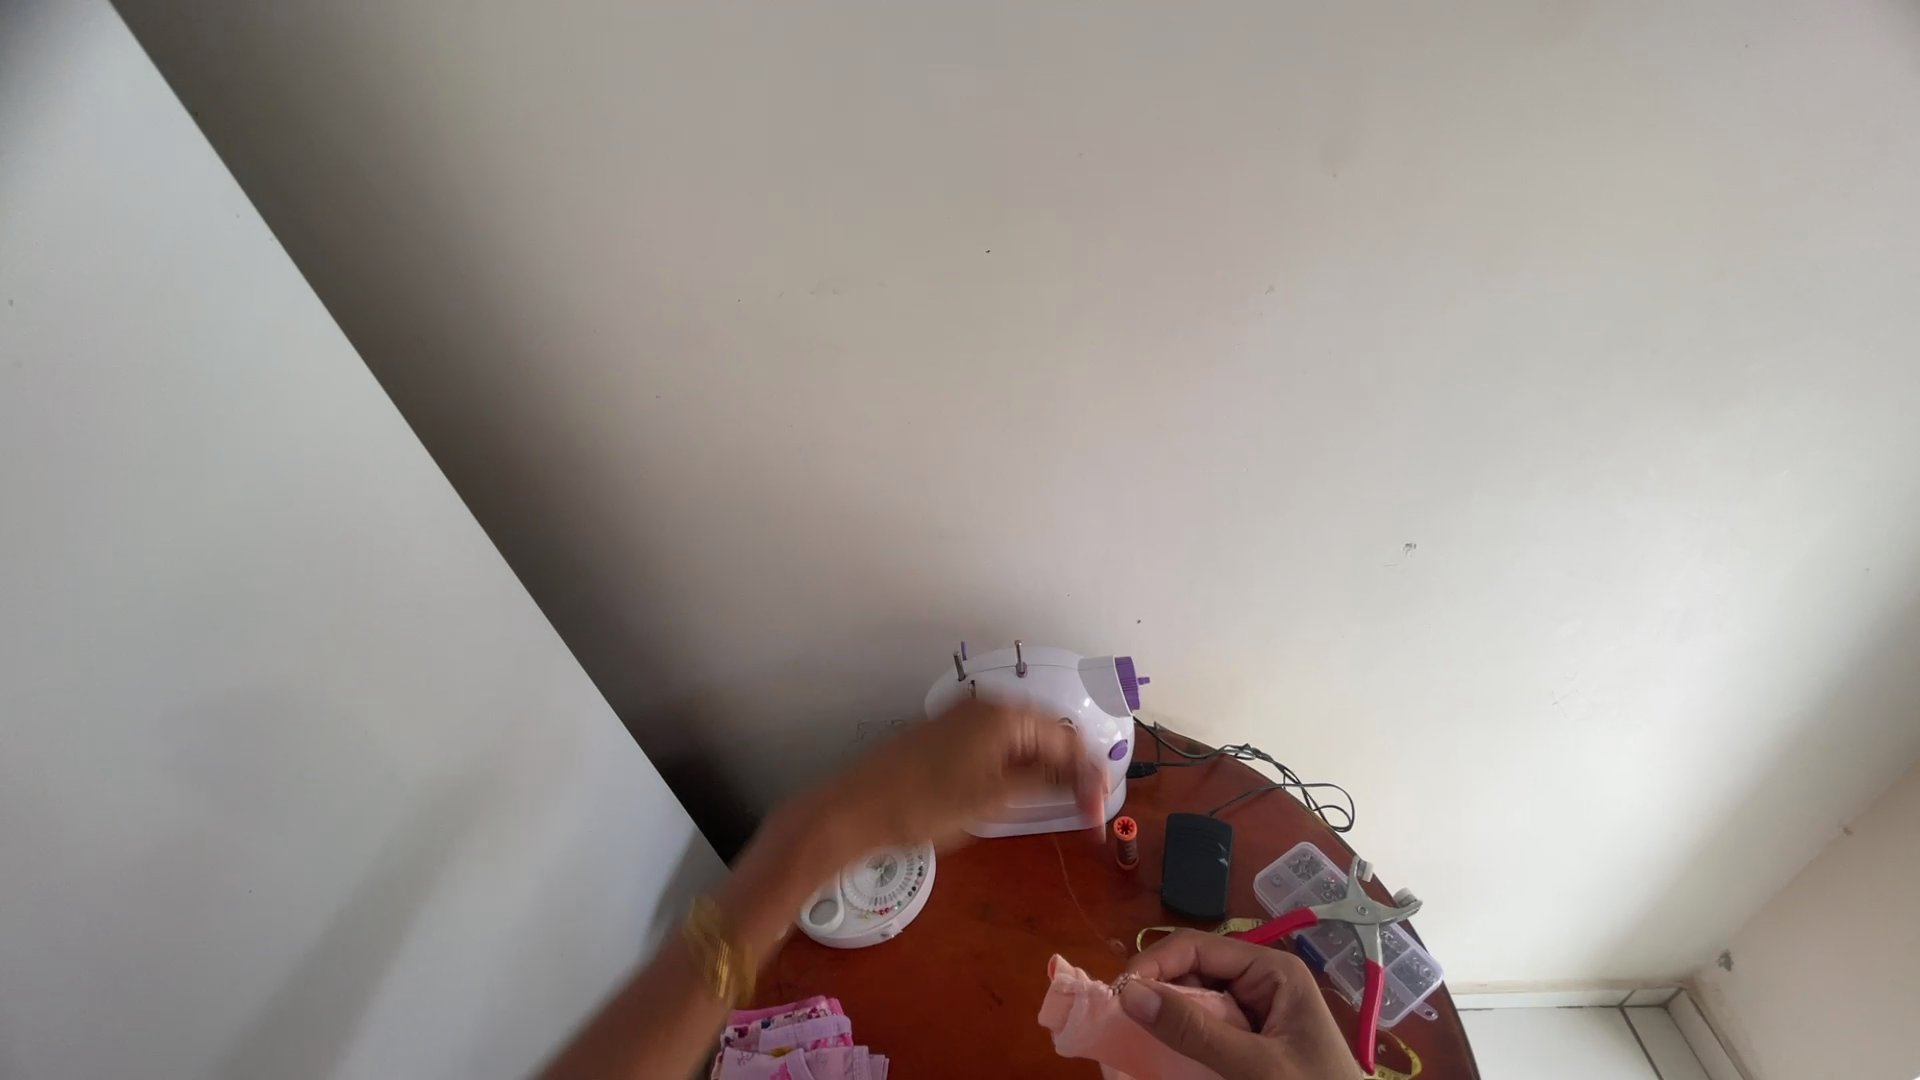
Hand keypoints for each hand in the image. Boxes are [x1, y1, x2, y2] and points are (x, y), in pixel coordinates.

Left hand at [805, 698, 1109, 851]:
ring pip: (1023, 737)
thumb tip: (1086, 776)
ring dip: (1045, 768)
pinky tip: (1020, 789)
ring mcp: (965, 715)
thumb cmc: (927, 804)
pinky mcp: (948, 730)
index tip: (1098, 811)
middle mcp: (987, 704)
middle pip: (1047, 732)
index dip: (1089, 774)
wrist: (857, 807)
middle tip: (1084, 810)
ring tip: (1058, 804)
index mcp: (1005, 713)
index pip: (1067, 738)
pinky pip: (998, 741)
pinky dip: (1016, 764)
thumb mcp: (995, 797)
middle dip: (1070, 769)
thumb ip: (1046, 780)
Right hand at [1120, 930, 1362, 1079]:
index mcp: (1271, 969)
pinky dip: (1181, 1039)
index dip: (1155, 964)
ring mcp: (1255, 1012)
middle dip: (1158, 991)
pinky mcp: (1250, 1043)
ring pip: (1194, 1000)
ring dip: (1166, 1016)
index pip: (1197, 947)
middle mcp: (1260, 981)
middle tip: (1122, 1019)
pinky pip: (1205, 1029)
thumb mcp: (1257, 1069)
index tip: (1120, 994)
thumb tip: (1128, 993)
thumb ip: (1195, 1032)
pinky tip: (1163, 1052)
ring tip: (1135, 1035)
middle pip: (1192, 971)